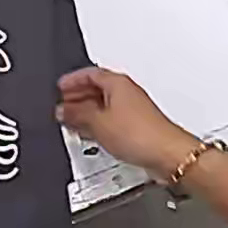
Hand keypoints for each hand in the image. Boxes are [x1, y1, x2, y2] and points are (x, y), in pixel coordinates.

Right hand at [56, 67, 201, 179]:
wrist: (167, 154)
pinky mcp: (137, 125)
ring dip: (87, 111)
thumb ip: (76, 114)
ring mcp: (133, 109)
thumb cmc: (141, 133)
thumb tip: (63, 110)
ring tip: (72, 120)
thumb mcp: (98, 122)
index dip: (73, 80)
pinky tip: (91, 133)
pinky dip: (98, 123)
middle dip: (78, 96)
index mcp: (117, 82)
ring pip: (104, 104)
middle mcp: (126, 92)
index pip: (90, 73)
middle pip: (97, 88)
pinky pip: (112, 119)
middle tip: (63, 104)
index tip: (60, 86)